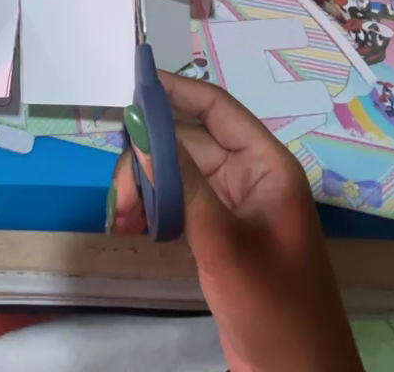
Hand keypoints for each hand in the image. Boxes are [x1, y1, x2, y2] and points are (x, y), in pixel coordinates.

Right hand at [112, 72, 360, 371]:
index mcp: (266, 165)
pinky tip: (133, 227)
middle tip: (119, 192)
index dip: (174, 90)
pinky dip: (153, 208)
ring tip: (122, 217)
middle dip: (148, 157)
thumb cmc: (274, 308)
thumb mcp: (223, 241)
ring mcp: (232, 206)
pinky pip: (178, 202)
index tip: (128, 84)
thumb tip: (140, 127)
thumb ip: (181, 181)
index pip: (215, 108)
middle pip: (187, 141)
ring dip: (145, 187)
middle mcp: (249, 176)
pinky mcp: (218, 234)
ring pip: (177, 173)